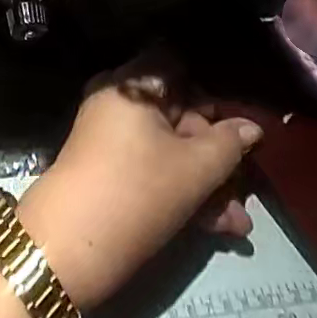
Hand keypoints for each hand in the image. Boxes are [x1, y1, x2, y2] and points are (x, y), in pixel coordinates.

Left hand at [17, 58, 263, 309]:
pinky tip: (220, 227)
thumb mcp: (193, 170)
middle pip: (179, 111)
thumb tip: (252, 127)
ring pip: (169, 147)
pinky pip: (153, 168)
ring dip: (206, 181)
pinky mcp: (110, 173)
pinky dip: (182, 191)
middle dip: (217, 149)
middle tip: (246, 179)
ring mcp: (112, 139)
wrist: (65, 255)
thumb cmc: (135, 193)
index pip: (176, 62)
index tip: (234, 115)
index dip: (209, 85)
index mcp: (132, 85)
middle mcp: (118, 103)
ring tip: (238, 220)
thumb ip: (229, 144)